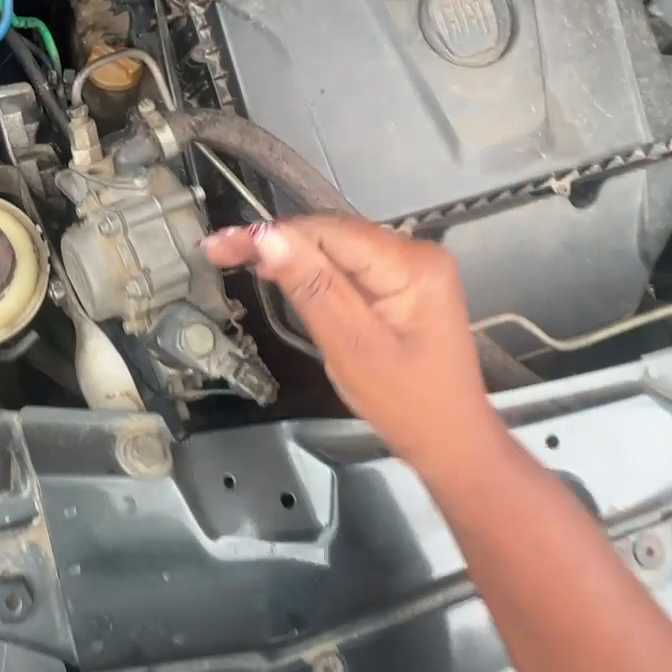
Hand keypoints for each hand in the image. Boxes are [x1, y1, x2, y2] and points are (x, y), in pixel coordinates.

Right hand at [202, 216, 494, 469]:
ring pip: (335, 245)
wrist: (449, 439)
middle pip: (331, 233)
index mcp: (412, 265)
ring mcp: (411, 266)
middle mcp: (416, 253)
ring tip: (240, 258)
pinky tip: (282, 271)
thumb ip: (311, 287)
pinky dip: (311, 268)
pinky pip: (347, 263)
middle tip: (222, 251)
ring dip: (288, 252)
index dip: (269, 234)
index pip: (326, 231)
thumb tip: (269, 239)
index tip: (222, 245)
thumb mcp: (351, 346)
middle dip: (274, 241)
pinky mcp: (401, 282)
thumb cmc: (406, 403)